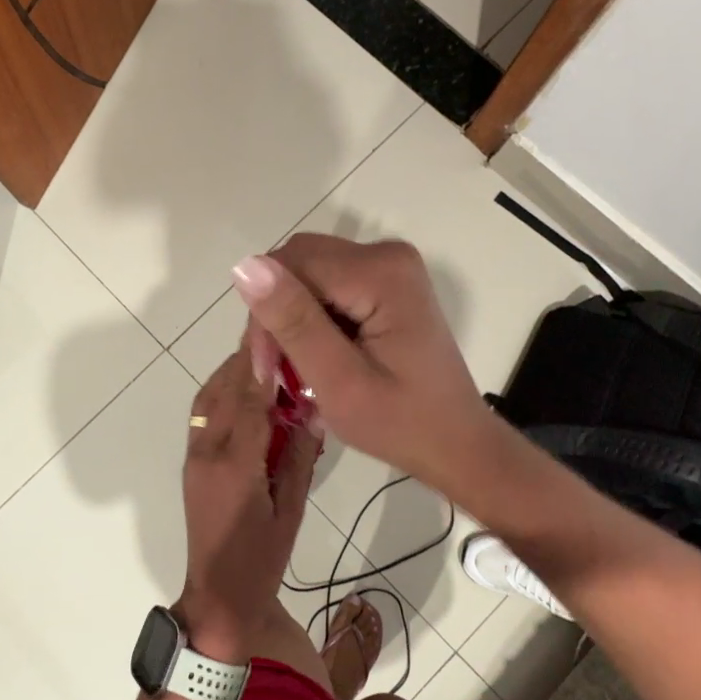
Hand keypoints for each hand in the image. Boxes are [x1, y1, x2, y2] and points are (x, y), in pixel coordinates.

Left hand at [174, 345, 317, 662]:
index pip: (250, 401)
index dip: (262, 362)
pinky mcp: (191, 462)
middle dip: (247, 357)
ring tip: (262, 352)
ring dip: (232, 370)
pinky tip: (245, 387)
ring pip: (208, 399)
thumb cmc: (262, 559)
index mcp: (236, 467)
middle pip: (225, 391)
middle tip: (273, 328)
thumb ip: (301, 457)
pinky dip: (222, 392)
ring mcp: (194, 456)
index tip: (275, 326)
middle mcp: (208, 453)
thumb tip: (314, 409)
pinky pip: (204, 414)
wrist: (217, 595)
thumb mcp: (292, 510)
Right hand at [231, 234, 500, 484]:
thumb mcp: (338, 380)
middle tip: (276, 373)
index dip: (266, 313)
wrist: (455, 444)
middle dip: (276, 314)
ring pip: (308, 275)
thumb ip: (293, 321)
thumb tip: (244, 266)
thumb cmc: (400, 423)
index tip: (266, 370)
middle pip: (299, 263)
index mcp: (381, 273)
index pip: (290, 266)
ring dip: (291, 320)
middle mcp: (386, 255)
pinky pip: (328, 286)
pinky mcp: (387, 282)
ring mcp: (389, 267)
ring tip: (295, 372)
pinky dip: (311, 320)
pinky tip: (316, 359)